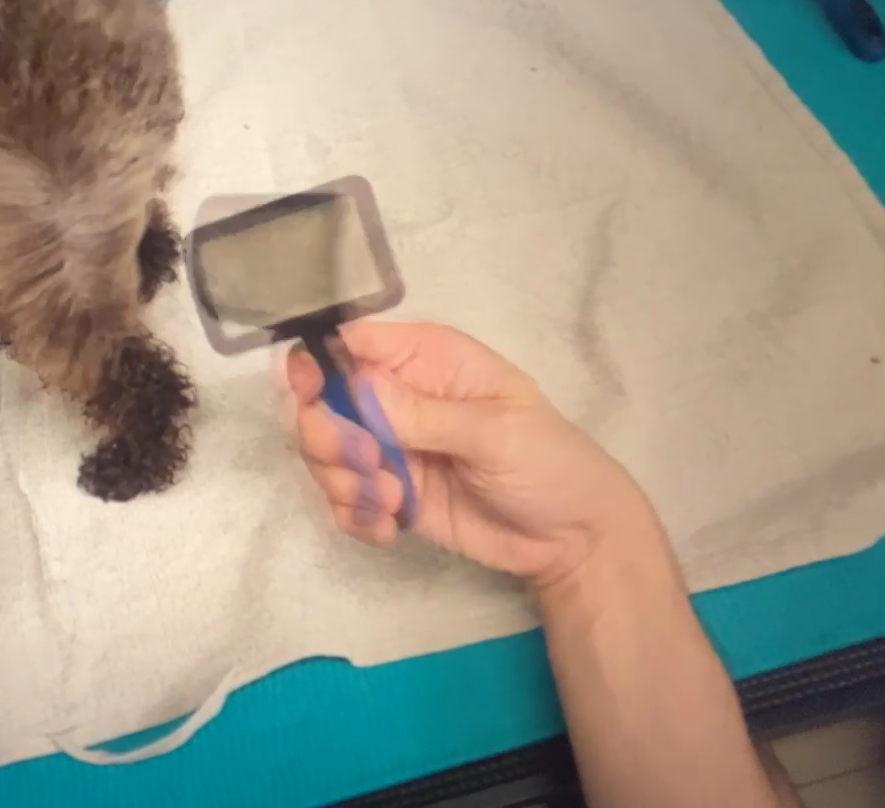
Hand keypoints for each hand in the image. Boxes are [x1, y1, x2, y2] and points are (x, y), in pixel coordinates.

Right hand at [288, 321, 658, 589]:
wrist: (573, 542)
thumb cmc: (549, 463)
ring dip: (344, 482)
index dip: (316, 363)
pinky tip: (391, 528)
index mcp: (421, 359)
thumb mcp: (495, 432)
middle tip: (367, 466)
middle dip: (328, 437)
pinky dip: (355, 516)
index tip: (311, 398)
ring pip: (322, 452)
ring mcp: (385, 446)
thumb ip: (424, 414)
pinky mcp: (384, 491)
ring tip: (392, 502)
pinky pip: (340, 499)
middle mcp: (392, 396)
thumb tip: (356, 389)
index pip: (348, 343)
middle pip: (319, 400)